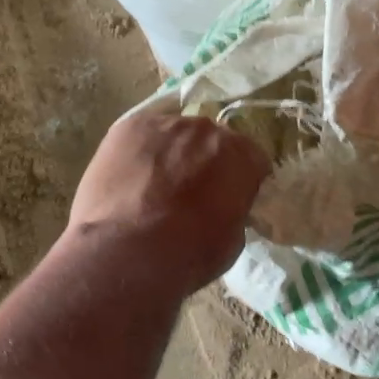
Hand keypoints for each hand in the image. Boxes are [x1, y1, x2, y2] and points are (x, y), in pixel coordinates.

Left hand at [66, 115, 271, 295]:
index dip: (239, 178)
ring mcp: (166, 125)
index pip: (250, 157)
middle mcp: (207, 129)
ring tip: (151, 186)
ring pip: (174, 134)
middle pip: (210, 140)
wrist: (129, 252)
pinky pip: (141, 134)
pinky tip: (128, 178)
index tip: (228, 197)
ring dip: (170, 154)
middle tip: (188, 193)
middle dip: (203, 161)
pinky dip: (138, 151)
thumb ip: (234, 207)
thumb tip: (225, 204)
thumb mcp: (233, 239)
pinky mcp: (128, 126)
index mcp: (240, 154)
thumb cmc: (189, 254)